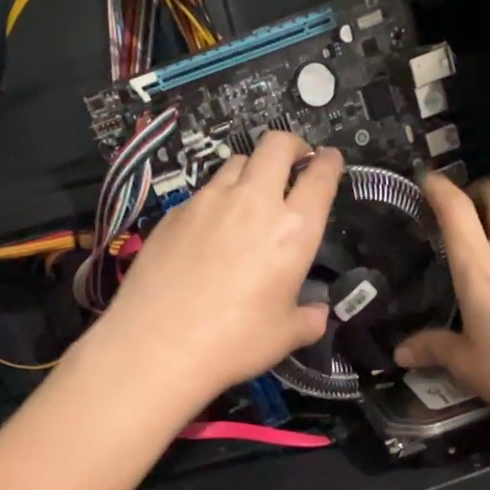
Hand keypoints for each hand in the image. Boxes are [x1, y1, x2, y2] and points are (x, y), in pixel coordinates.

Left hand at [94, 132, 342, 398]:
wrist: (158, 345)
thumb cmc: (235, 342)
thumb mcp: (287, 336)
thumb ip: (310, 318)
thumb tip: (318, 313)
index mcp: (294, 230)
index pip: (320, 177)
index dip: (329, 162)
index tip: (330, 159)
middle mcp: (254, 202)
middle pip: (276, 145)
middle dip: (292, 145)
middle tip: (295, 160)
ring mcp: (210, 202)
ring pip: (237, 161)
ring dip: (253, 169)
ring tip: (253, 192)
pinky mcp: (176, 212)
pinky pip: (205, 191)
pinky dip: (219, 198)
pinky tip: (214, 227)